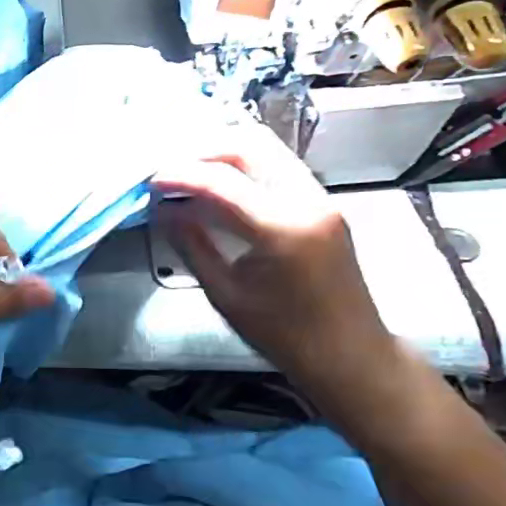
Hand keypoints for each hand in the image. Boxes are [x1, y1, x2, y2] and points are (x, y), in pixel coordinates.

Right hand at [152, 126, 397, 406]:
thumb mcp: (227, 295)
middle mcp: (307, 201)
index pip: (221, 181)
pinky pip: (279, 166)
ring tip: (190, 170)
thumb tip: (165, 211)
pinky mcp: (325, 204)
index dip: (180, 174)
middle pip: (249, 147)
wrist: (353, 358)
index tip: (152, 179)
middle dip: (203, 151)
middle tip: (170, 167)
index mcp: (283, 227)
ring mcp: (321, 199)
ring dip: (225, 153)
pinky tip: (221, 182)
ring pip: (267, 149)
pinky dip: (246, 165)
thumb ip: (192, 245)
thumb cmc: (287, 337)